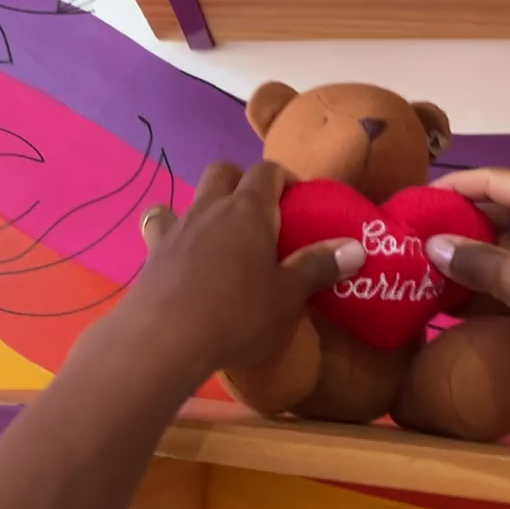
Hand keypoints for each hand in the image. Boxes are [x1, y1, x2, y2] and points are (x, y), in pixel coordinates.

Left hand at [111, 161, 363, 385]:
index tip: (298, 200)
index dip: (284, 177)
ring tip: (220, 233)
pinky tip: (177, 248)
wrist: (165, 338)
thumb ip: (318, 266)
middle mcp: (211, 208)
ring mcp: (178, 227)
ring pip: (192, 195)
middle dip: (242, 181)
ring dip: (207, 204)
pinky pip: (160, 225)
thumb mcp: (287, 296)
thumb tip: (356, 246)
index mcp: (249, 210)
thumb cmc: (237, 314)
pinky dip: (171, 228)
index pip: (267, 171)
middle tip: (260, 214)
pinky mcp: (153, 251)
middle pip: (224, 171)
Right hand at [423, 168, 509, 402]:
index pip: (497, 180)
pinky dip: (502, 288)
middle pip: (507, 212)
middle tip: (421, 242)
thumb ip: (475, 261)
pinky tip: (470, 306)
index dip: (455, 187)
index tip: (417, 202)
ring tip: (436, 275)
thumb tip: (432, 246)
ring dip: (481, 262)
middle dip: (464, 226)